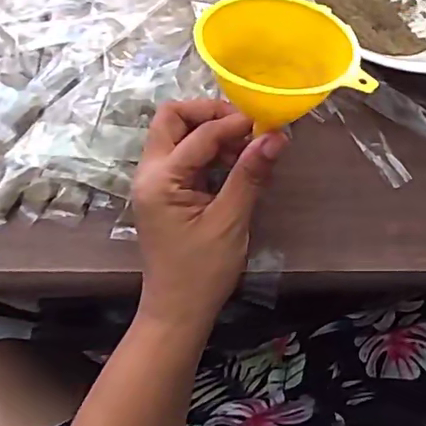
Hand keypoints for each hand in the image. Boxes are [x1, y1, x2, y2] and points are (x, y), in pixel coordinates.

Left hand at [131, 100, 286, 330]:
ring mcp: (155, 182)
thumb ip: (250, 174)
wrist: (178, 311)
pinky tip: (236, 164)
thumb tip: (275, 136)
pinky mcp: (165, 192)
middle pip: (172, 119)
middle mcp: (150, 173)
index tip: (267, 124)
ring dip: (210, 132)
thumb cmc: (202, 271)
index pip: (198, 134)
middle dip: (209, 114)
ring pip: (176, 134)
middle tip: (246, 126)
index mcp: (160, 179)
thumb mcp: (230, 221)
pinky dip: (208, 151)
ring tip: (246, 149)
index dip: (234, 123)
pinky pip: (184, 155)